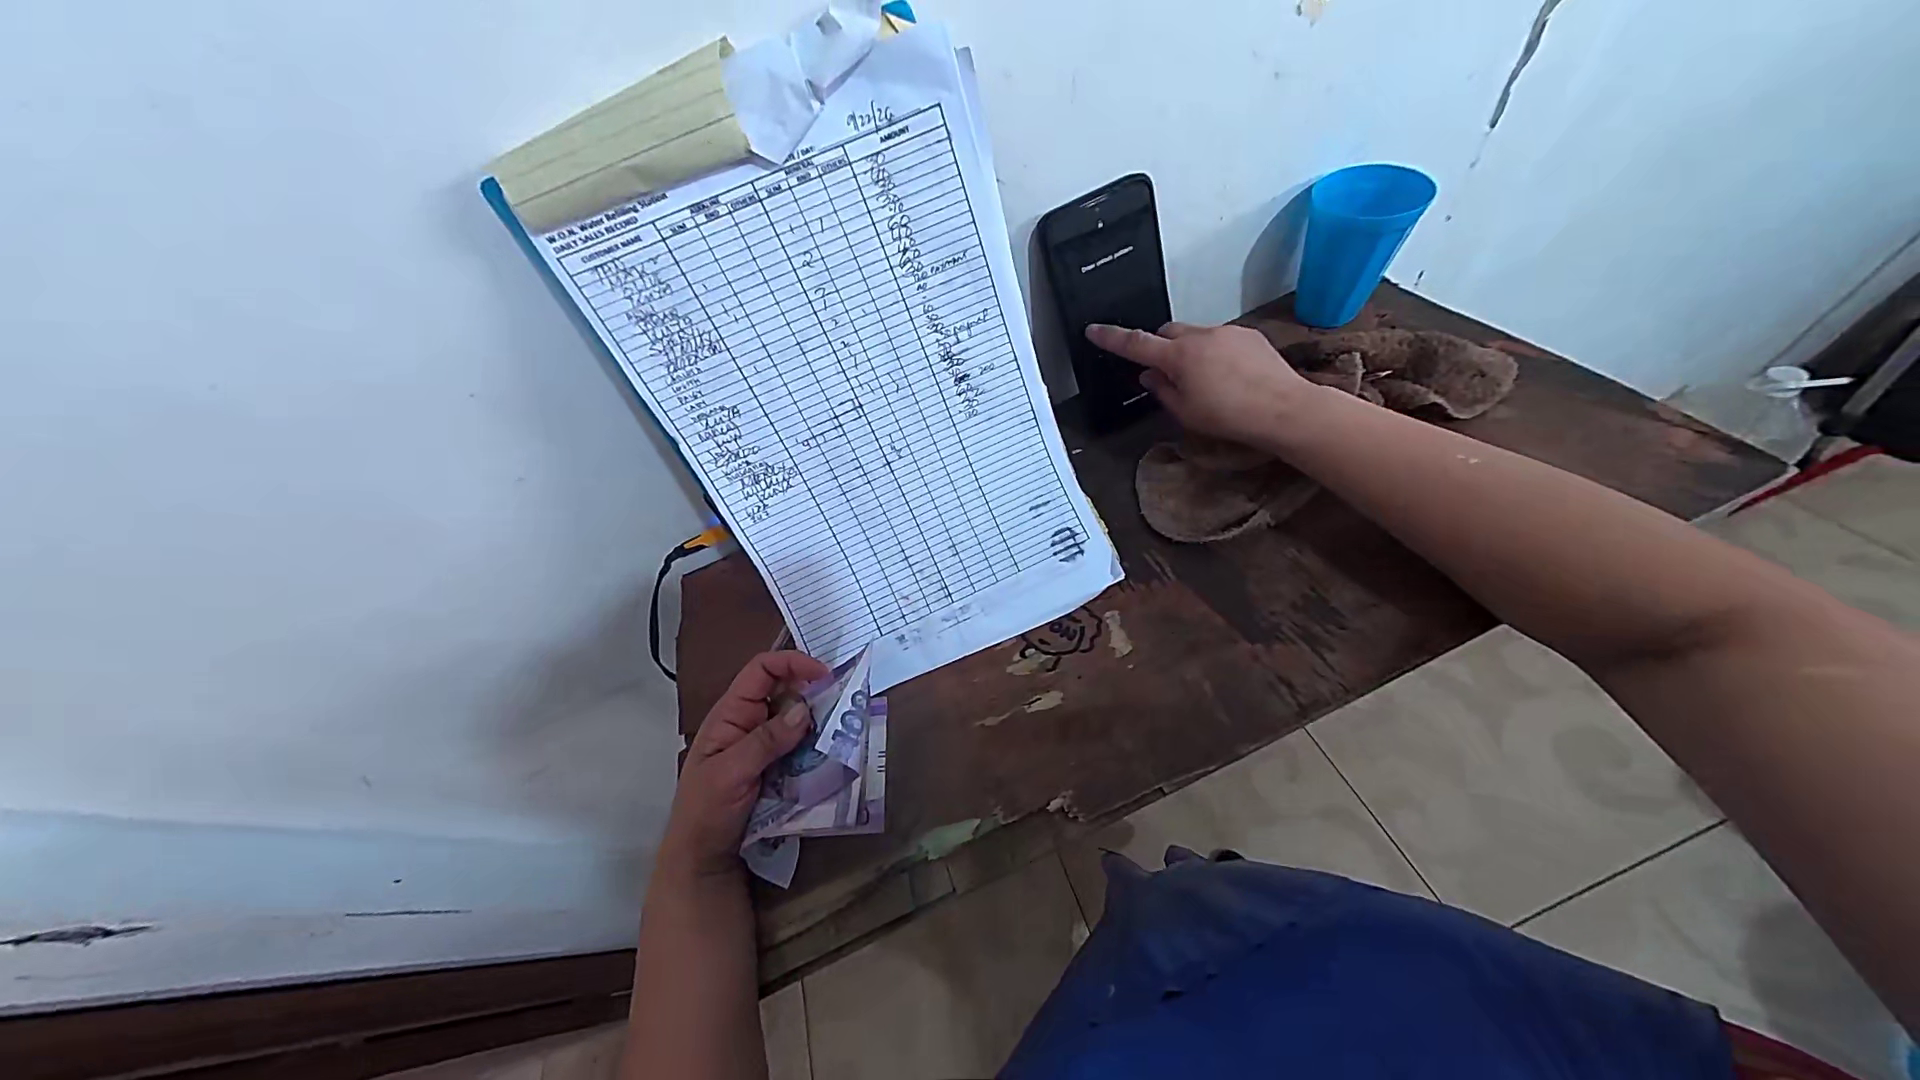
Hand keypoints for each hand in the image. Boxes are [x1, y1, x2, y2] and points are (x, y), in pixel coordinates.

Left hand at [659, 650, 830, 878]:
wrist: (703, 862)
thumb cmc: (705, 812)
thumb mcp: (729, 773)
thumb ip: (765, 741)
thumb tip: (804, 709)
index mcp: (731, 714)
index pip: (761, 670)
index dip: (792, 663)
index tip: (824, 674)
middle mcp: (751, 722)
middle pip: (787, 690)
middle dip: (814, 692)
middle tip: (842, 704)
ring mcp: (766, 745)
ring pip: (799, 718)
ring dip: (821, 721)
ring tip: (843, 729)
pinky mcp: (780, 766)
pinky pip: (804, 745)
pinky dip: (820, 745)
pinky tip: (834, 753)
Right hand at [1087, 322, 1315, 446]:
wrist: (1283, 409)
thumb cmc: (1230, 417)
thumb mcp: (1185, 412)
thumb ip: (1162, 390)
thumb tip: (1150, 375)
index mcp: (1179, 357)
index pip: (1136, 344)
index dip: (1112, 338)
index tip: (1094, 330)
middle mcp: (1201, 337)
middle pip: (1167, 332)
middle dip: (1161, 348)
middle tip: (1167, 375)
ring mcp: (1227, 333)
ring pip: (1195, 336)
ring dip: (1190, 352)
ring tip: (1206, 383)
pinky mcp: (1249, 336)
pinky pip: (1221, 339)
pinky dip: (1215, 353)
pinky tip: (1229, 378)